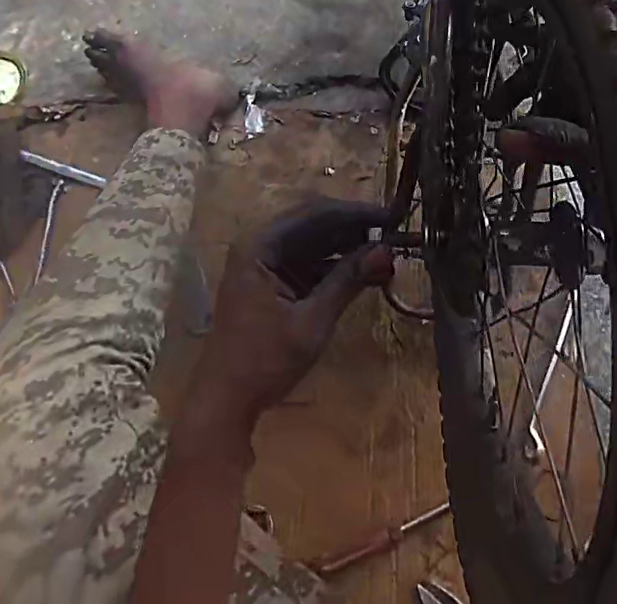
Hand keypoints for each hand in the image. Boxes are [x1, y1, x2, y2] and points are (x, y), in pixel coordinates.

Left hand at [188, 200, 393, 428]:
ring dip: (347, 246)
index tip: (390, 217)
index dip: (354, 213)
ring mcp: (264, 263)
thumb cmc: (264, 361)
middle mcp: (259, 244)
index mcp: (259, 245)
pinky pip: (308, 261)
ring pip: (313, 241)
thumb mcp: (312, 320)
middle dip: (353, 227)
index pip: (313, 213)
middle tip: (392, 233)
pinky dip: (335, 265)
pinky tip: (365, 272)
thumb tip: (386, 251)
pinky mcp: (272, 282)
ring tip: (386, 254)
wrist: (224, 403)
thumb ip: (347, 280)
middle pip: (313, 222)